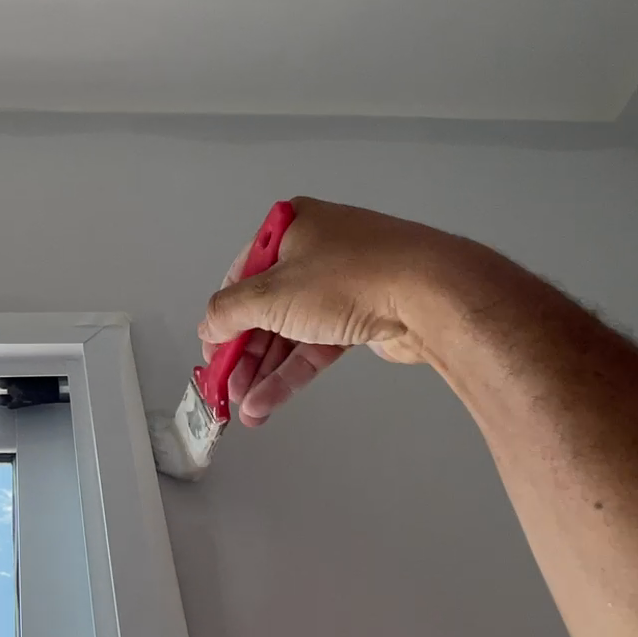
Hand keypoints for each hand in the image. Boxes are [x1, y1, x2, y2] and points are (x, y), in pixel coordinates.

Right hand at [197, 196, 476, 425]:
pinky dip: (291, 373)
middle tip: (225, 388)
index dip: (222, 318)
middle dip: (243, 354)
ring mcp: (340, 284)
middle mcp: (314, 250)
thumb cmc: (343, 281)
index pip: (240, 276)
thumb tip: (207, 326)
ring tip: (243, 409)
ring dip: (264, 372)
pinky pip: (315, 345)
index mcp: (290, 228)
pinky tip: (265, 405)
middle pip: (264, 308)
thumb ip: (227, 312)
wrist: (431, 294)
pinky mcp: (360, 315)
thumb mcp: (270, 294)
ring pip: (289, 331)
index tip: (211, 354)